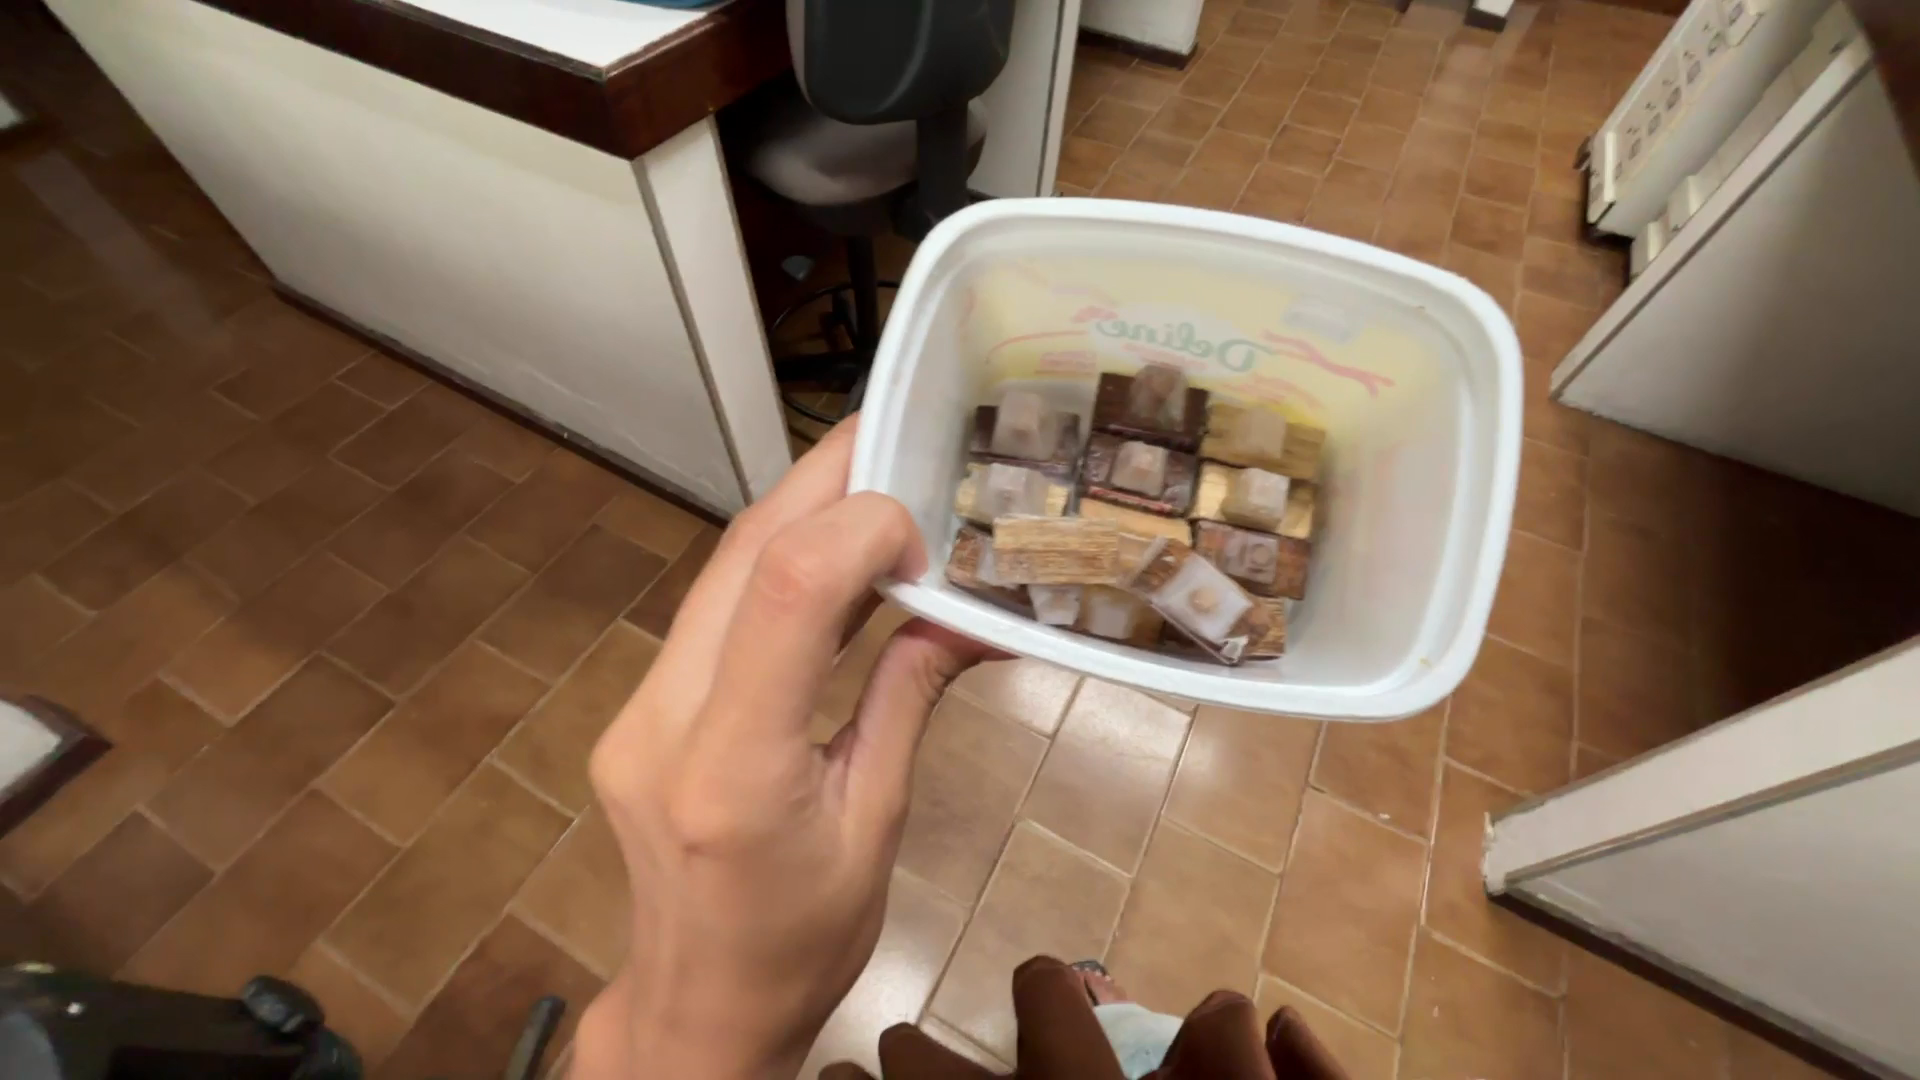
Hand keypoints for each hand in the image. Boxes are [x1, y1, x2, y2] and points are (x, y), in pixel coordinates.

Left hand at [571, 420, 993, 1079]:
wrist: (694, 1007)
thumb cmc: (801, 942)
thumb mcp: (877, 826)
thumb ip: (908, 700)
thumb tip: (964, 612)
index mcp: (733, 767)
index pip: (785, 590)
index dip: (859, 530)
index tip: (922, 545)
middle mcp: (663, 719)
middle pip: (741, 553)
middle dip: (822, 481)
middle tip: (892, 441)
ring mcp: (638, 706)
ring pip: (722, 569)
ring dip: (800, 516)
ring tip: (869, 485)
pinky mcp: (641, 705)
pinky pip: (715, 606)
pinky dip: (778, 565)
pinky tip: (829, 561)